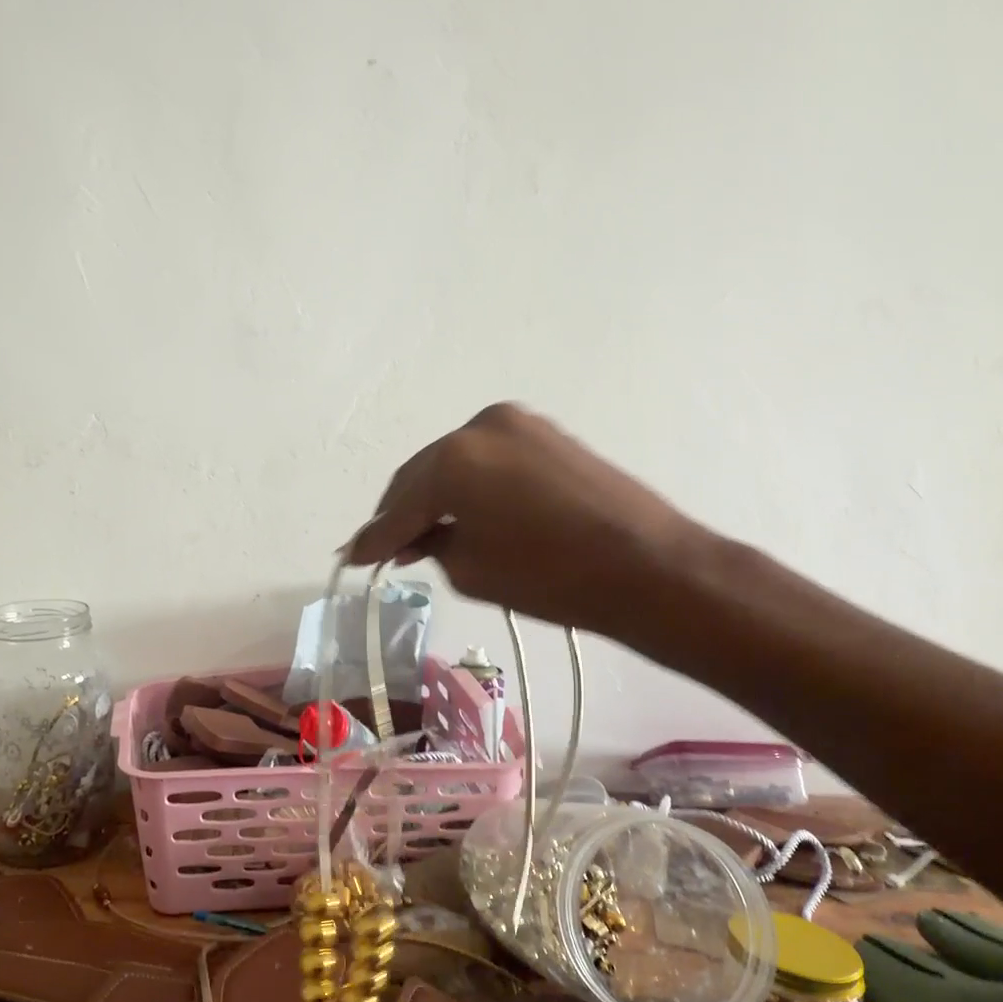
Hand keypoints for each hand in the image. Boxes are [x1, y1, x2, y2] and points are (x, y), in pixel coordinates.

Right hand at [345, 403, 703, 633]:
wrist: (650, 568)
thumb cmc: (551, 578)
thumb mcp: (470, 570)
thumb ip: (428, 544)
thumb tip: (410, 539)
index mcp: (452, 461)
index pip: (399, 508)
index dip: (374, 539)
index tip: (352, 559)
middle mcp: (477, 427)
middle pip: (420, 475)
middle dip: (401, 512)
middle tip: (384, 548)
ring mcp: (515, 423)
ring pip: (453, 463)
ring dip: (434, 496)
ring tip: (421, 534)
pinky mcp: (544, 432)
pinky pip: (486, 458)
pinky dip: (468, 484)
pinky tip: (461, 511)